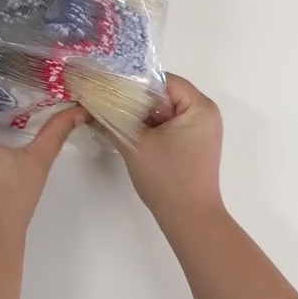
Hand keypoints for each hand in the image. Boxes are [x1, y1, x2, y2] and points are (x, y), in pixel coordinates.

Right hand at [119, 74, 224, 225]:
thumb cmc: (167, 179)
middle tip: (109, 106)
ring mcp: (201, 129)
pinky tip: (131, 135)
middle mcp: (205, 113)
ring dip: (141, 115)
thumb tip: (92, 101)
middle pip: (165, 94)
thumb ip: (113, 118)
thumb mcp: (135, 144)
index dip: (135, 84)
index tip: (109, 92)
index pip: (164, 81)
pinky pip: (168, 125)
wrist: (188, 217)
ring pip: (164, 111)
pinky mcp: (193, 143)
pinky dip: (150, 127)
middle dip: (136, 101)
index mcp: (199, 107)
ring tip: (117, 121)